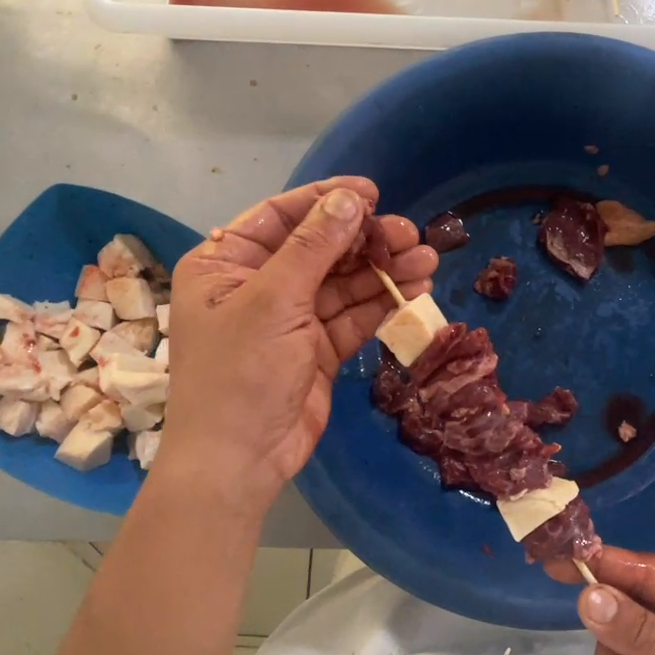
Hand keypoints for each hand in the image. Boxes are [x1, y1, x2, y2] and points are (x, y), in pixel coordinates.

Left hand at [157, 178, 435, 503]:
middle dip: (366, 241)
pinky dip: (383, 304)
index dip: (326, 202)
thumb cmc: (241, 372)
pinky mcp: (317, 350)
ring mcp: (290, 319)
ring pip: (343, 283)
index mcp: (226, 264)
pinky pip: (353, 316)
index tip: (372, 194)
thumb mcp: (274, 301)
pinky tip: (416, 291)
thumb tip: (348, 200)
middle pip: (320, 249)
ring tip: (428, 261)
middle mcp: (257, 285)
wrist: (239, 460)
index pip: (280, 217)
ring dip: (384, 272)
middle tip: (412, 236)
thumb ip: (314, 247)